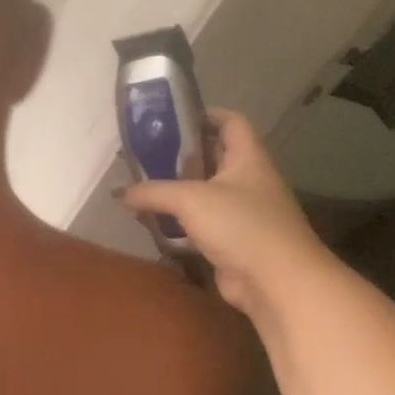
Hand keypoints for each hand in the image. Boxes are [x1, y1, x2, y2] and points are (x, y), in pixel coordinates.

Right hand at [119, 108, 334, 315]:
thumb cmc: (240, 225)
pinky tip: (151, 221)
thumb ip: (150, 192)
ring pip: (203, 191)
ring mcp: (242, 211)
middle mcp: (248, 180)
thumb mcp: (189, 199)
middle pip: (213, 156)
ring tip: (139, 186)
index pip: (231, 122)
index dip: (203, 114)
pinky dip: (176, 220)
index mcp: (248, 159)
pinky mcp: (232, 238)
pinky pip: (199, 221)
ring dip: (174, 189)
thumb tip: (117, 192)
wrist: (276, 281)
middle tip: (142, 154)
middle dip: (178, 154)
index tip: (168, 119)